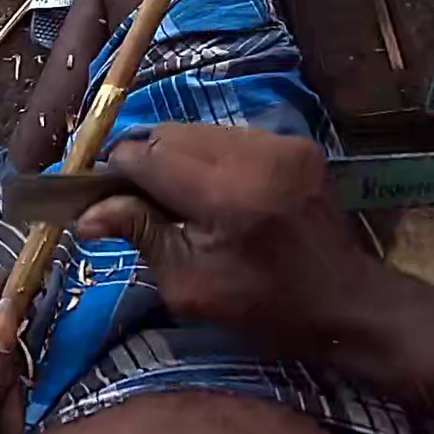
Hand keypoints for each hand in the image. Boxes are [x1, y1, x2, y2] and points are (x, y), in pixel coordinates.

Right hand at [75, 123, 379, 357]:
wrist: (351, 304)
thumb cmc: (264, 305)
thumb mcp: (190, 285)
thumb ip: (138, 234)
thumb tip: (82, 215)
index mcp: (224, 195)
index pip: (144, 154)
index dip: (119, 170)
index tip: (111, 192)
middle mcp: (250, 153)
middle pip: (166, 133)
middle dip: (146, 159)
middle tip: (148, 196)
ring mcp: (275, 140)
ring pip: (193, 128)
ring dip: (175, 152)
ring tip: (183, 190)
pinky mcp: (290, 138)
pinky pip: (224, 133)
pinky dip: (207, 152)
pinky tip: (218, 183)